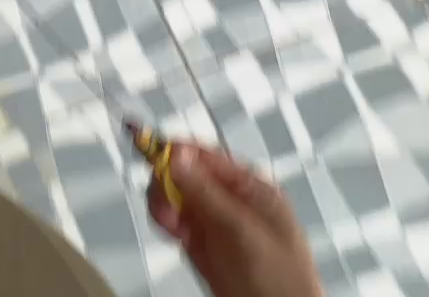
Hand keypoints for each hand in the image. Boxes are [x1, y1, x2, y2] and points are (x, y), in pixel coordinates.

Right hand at [148, 142, 323, 296]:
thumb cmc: (276, 277)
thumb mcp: (242, 230)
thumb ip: (205, 191)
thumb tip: (174, 151)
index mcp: (248, 187)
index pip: (203, 155)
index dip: (175, 153)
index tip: (152, 158)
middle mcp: (226, 196)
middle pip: (179, 170)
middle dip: (165, 184)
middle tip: (166, 205)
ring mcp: (210, 215)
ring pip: (168, 189)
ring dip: (161, 202)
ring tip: (171, 226)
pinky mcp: (195, 233)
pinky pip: (168, 212)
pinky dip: (163, 219)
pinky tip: (174, 233)